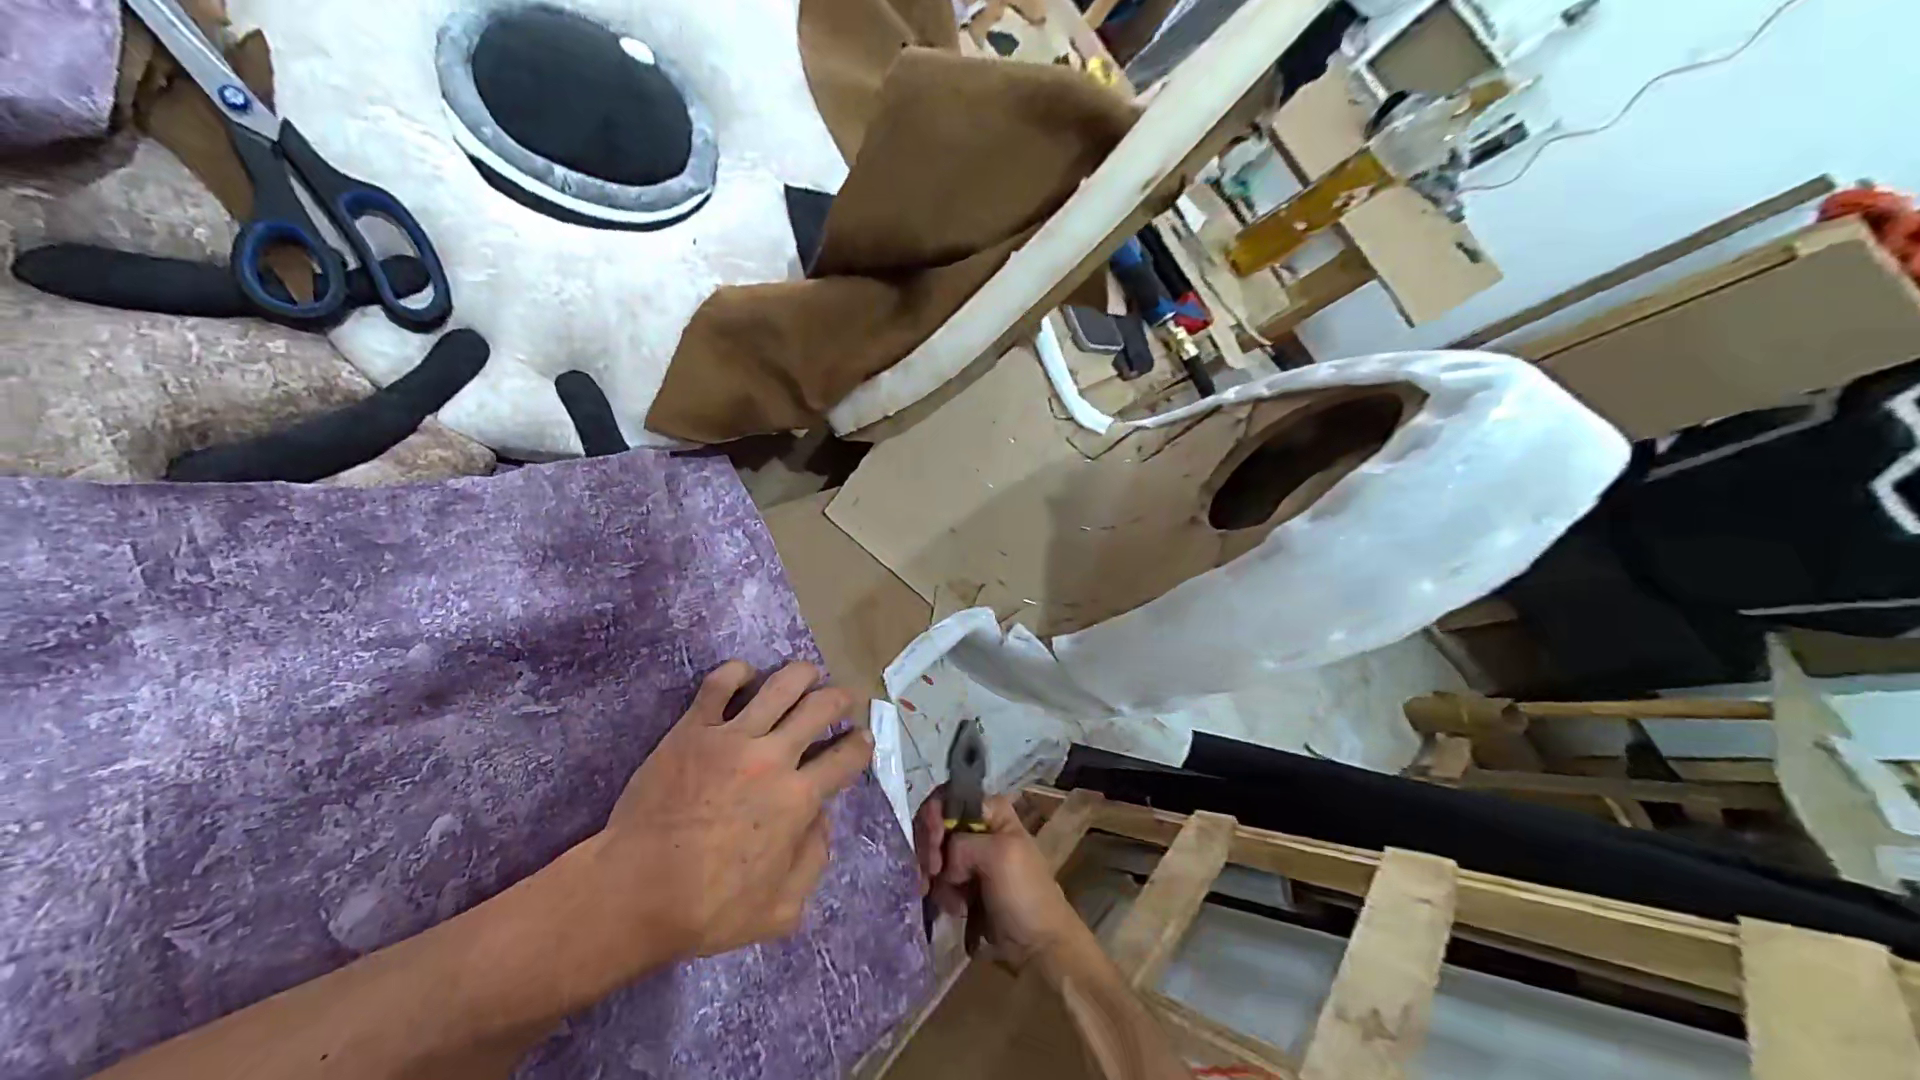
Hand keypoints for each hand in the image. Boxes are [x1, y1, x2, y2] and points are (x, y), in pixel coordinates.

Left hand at [596, 660, 871, 958]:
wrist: (633, 892)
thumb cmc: (708, 908)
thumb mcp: (782, 909)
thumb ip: (815, 859)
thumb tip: (822, 818)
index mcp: (798, 799)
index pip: (847, 757)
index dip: (862, 744)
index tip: (862, 739)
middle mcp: (773, 757)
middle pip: (822, 707)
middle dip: (841, 699)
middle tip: (842, 700)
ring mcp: (732, 737)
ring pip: (781, 684)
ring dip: (804, 674)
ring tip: (809, 674)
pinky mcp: (693, 728)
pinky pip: (720, 682)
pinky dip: (739, 671)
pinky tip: (747, 676)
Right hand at [914, 790, 1085, 965]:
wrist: (1037, 945)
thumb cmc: (1024, 893)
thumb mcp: (999, 855)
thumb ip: (963, 844)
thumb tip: (943, 863)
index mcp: (991, 811)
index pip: (947, 797)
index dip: (934, 816)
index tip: (934, 844)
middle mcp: (977, 828)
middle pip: (934, 825)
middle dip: (930, 850)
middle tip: (931, 874)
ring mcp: (968, 857)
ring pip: (931, 854)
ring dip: (936, 879)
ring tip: (952, 900)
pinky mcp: (961, 884)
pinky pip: (936, 880)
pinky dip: (940, 893)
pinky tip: (954, 908)